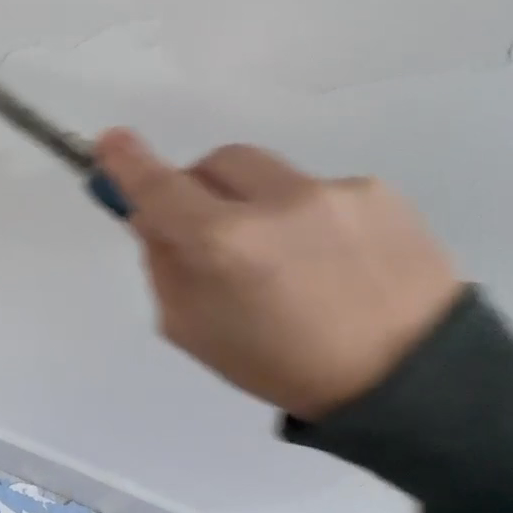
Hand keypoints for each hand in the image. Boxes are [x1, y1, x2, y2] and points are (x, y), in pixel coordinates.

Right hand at [95, 129, 463, 420]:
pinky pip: (313, 191)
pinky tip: (318, 259)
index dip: (128, 163)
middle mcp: (277, 203)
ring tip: (274, 256)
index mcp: (223, 243)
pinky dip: (297, 216)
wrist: (402, 372)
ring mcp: (334, 191)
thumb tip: (154, 219)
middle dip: (196, 186)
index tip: (109, 141)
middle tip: (198, 227)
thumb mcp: (189, 325)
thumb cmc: (274, 360)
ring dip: (248, 202)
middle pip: (215, 163)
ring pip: (266, 176)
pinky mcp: (379, 192)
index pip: (160, 188)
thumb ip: (165, 263)